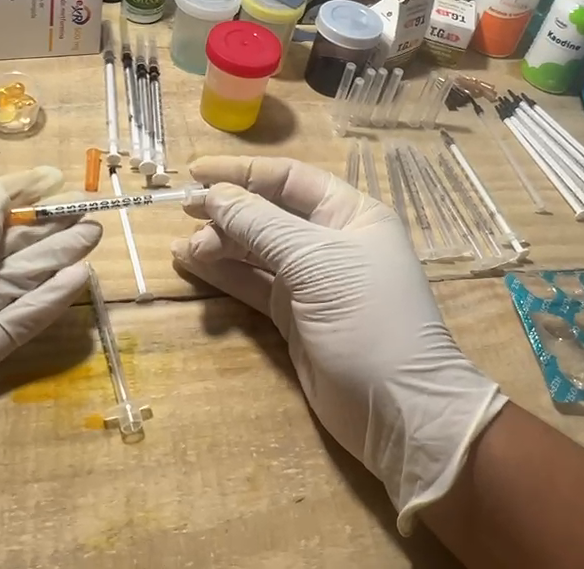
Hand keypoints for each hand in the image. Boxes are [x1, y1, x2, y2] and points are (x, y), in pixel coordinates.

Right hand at [174, 156, 505, 532]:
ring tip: (184, 248)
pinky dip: (224, 273)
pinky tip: (193, 265)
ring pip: (256, 249)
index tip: (196, 172)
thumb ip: (260, 225)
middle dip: (228, 210)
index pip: (289, 179)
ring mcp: (311, 280)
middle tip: (183, 210)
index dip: (243, 173)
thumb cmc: (368, 318)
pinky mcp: (293, 315)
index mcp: (350, 214)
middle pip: (269, 212)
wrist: (399, 410)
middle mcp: (330, 240)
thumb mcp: (314, 262)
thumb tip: (214, 195)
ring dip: (220, 243)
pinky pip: (252, 283)